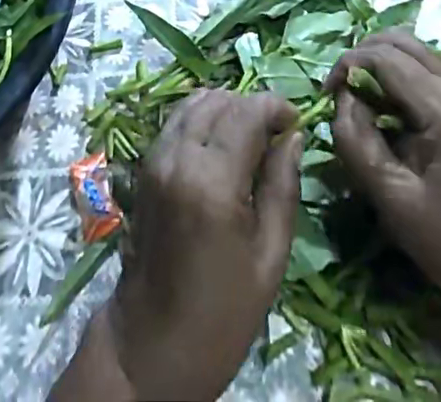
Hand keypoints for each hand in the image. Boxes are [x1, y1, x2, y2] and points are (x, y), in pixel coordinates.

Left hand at [66, 89, 302, 400]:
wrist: (153, 338)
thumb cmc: (224, 311)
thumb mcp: (270, 255)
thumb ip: (282, 186)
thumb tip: (292, 136)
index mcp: (211, 181)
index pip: (244, 112)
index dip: (274, 105)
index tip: (297, 119)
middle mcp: (177, 157)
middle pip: (216, 101)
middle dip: (251, 105)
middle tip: (278, 131)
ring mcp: (154, 158)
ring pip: (191, 104)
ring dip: (224, 108)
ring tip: (252, 137)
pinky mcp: (144, 166)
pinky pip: (175, 123)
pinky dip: (201, 119)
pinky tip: (223, 144)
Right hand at [324, 32, 440, 331]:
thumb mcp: (388, 193)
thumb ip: (355, 137)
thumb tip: (341, 97)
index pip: (383, 57)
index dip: (345, 67)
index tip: (324, 98)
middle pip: (398, 41)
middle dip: (359, 58)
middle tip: (338, 94)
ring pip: (409, 52)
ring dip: (375, 67)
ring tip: (355, 102)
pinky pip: (419, 72)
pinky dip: (391, 79)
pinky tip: (379, 112)